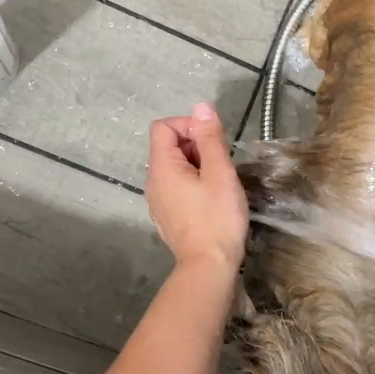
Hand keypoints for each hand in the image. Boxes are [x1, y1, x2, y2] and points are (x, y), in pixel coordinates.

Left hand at [146, 102, 247, 269]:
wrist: (208, 266)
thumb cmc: (217, 217)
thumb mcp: (219, 172)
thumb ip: (210, 138)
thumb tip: (201, 107)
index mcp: (162, 167)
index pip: (163, 127)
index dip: (188, 125)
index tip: (212, 141)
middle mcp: (153, 182)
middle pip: (167, 146)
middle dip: (195, 145)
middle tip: (221, 163)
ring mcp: (157, 201)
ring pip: (174, 168)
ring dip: (197, 165)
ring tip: (219, 182)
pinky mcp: (167, 216)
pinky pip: (176, 188)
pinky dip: (192, 184)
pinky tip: (211, 200)